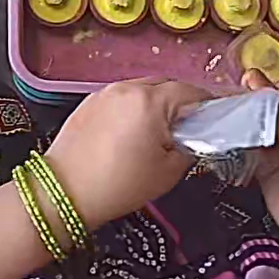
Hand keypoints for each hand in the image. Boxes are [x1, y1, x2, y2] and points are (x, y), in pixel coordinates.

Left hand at [43, 79, 208, 225]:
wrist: (64, 192)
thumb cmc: (120, 184)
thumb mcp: (169, 172)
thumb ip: (190, 147)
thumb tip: (195, 136)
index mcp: (151, 100)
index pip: (191, 91)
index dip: (207, 105)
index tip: (214, 121)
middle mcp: (126, 88)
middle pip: (165, 85)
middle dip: (180, 103)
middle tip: (186, 131)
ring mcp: (104, 93)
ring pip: (141, 90)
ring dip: (154, 105)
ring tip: (154, 135)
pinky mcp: (87, 103)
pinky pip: (120, 99)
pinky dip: (131, 110)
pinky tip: (128, 135)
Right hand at [245, 69, 278, 258]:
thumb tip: (255, 83)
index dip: (278, 82)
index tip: (259, 89)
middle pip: (271, 101)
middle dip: (253, 101)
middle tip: (236, 102)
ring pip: (254, 122)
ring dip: (241, 120)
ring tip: (227, 119)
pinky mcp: (262, 165)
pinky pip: (243, 145)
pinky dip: (233, 140)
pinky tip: (225, 136)